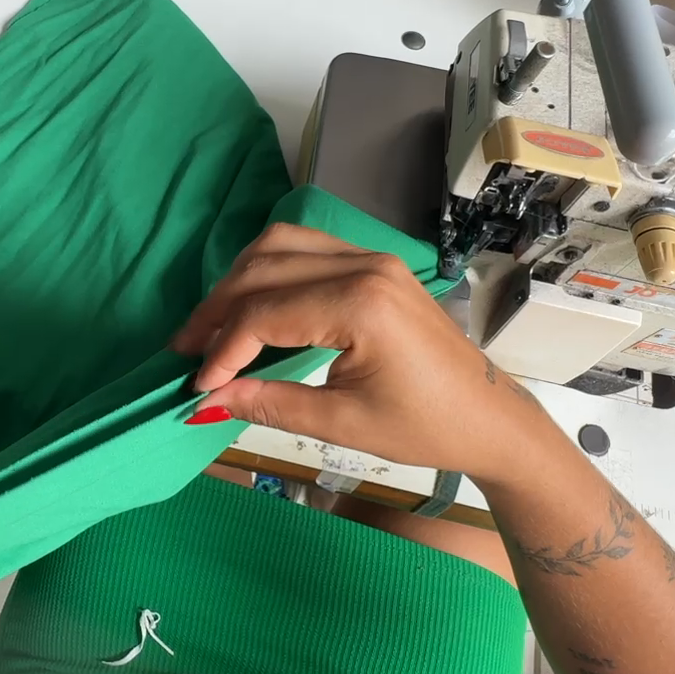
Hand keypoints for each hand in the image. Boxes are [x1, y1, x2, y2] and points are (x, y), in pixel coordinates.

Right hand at [173, 224, 554, 484]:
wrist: (489, 416)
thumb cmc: (423, 428)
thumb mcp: (341, 424)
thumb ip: (268, 402)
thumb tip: (206, 399)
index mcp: (360, 305)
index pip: (263, 313)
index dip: (221, 349)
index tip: (197, 385)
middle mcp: (364, 266)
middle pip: (262, 268)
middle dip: (216, 310)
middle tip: (185, 350)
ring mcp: (372, 257)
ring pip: (280, 245)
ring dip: (237, 281)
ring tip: (211, 325)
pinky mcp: (374, 263)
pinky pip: (305, 249)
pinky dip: (267, 271)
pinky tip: (251, 304)